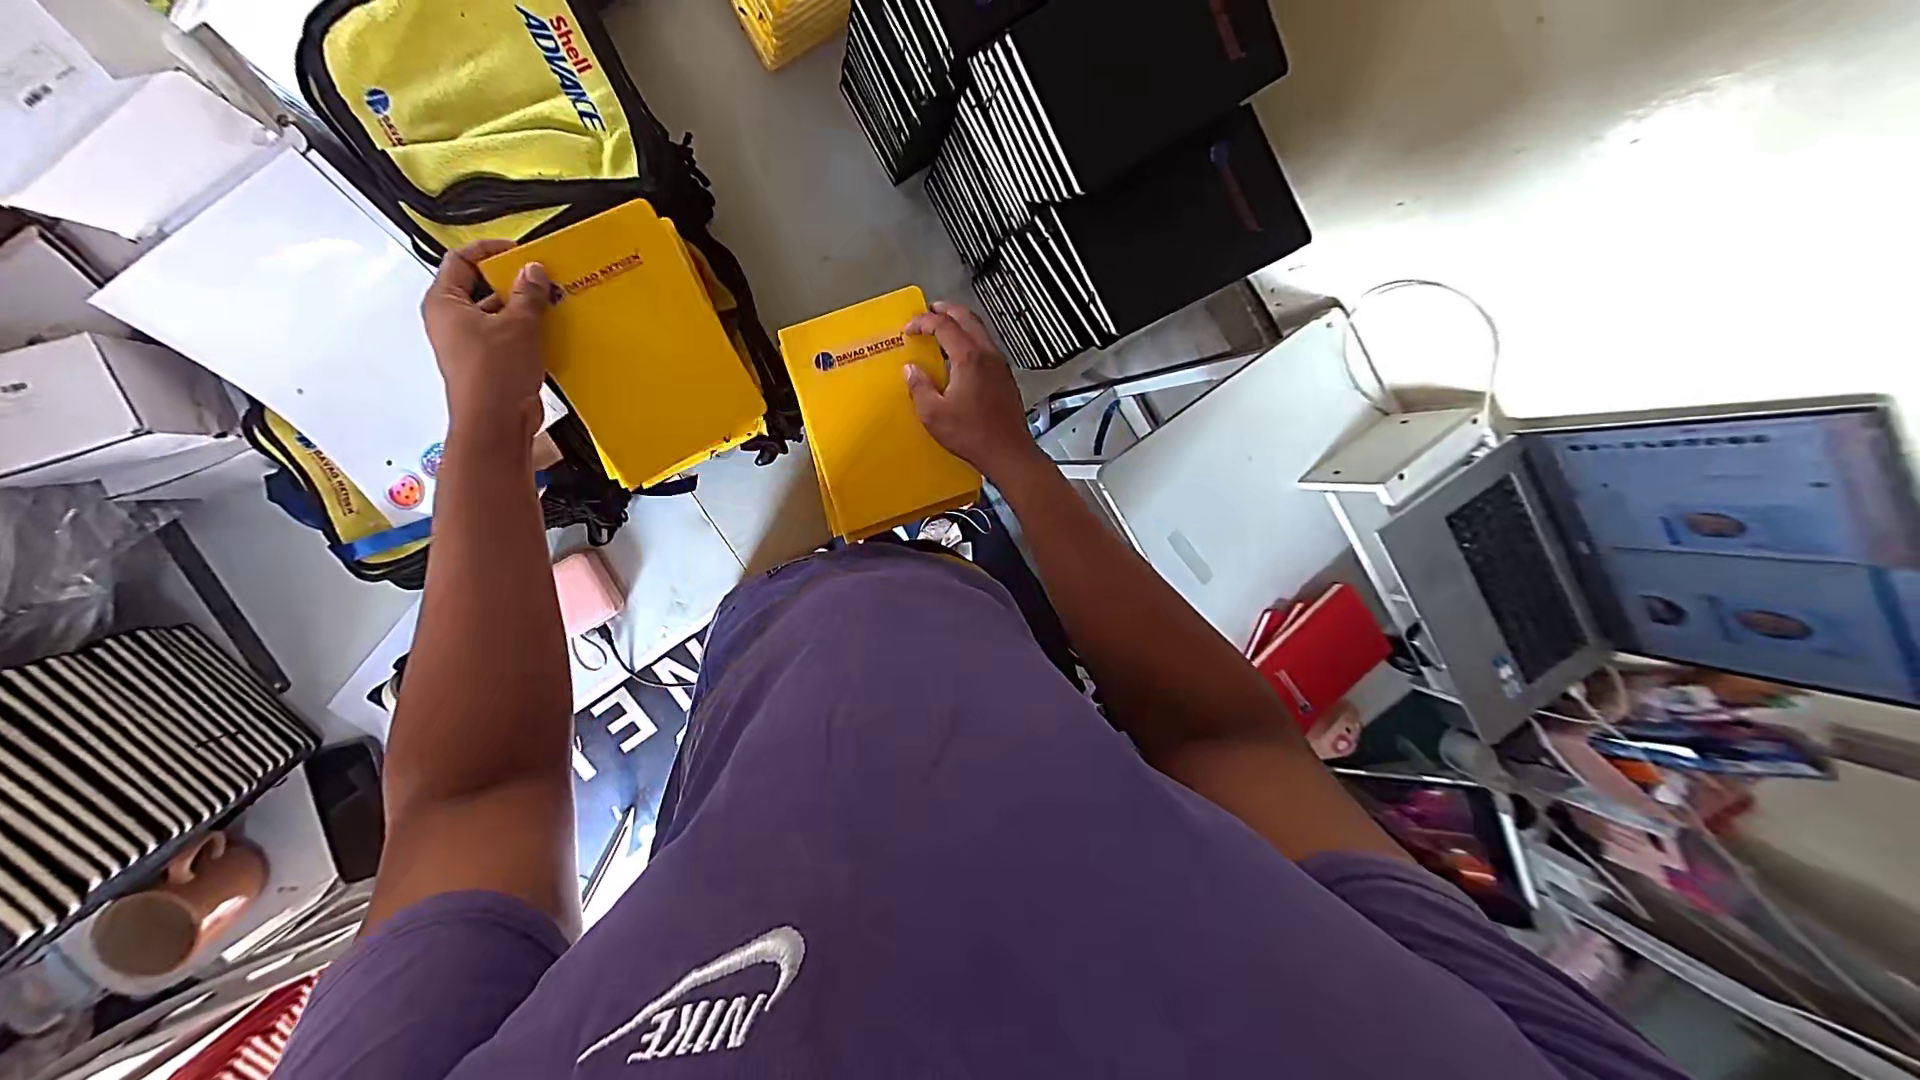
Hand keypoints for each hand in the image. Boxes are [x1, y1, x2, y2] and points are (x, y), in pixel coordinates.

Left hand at [422, 239, 551, 437]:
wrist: (496, 420)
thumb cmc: (493, 373)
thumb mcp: (518, 325)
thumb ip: (528, 294)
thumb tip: (533, 270)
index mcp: (444, 302)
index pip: (461, 261)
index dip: (490, 251)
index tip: (519, 251)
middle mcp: (452, 320)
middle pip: (482, 287)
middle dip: (514, 283)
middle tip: (543, 280)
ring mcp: (471, 342)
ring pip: (498, 314)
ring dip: (525, 310)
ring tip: (552, 306)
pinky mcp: (490, 361)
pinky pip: (509, 336)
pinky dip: (529, 332)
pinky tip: (551, 331)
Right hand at [904, 302, 1040, 480]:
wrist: (1007, 452)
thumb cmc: (974, 435)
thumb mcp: (933, 414)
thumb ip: (920, 387)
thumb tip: (912, 371)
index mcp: (969, 358)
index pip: (943, 325)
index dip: (923, 321)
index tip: (910, 327)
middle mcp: (988, 356)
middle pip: (967, 318)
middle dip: (946, 310)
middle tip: (930, 311)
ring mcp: (1000, 367)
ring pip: (980, 332)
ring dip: (960, 325)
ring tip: (943, 331)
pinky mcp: (1006, 379)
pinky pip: (987, 349)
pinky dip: (971, 342)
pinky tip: (960, 358)